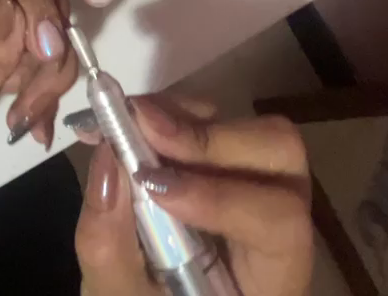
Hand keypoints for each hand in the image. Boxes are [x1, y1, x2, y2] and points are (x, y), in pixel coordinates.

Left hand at [0, 0, 28, 236]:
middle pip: (34, 17)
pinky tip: (32, 132)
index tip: (47, 58)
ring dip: (46, 85)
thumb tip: (24, 4)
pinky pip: (27, 79)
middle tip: (34, 108)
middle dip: (48, 58)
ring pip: (37, 50)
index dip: (41, 10)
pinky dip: (39, 102)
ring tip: (28, 125)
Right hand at [75, 96, 313, 295]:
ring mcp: (255, 182)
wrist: (146, 290)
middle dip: (206, 137)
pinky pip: (213, 117)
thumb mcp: (119, 293)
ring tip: (129, 123)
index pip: (280, 221)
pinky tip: (131, 125)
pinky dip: (171, 109)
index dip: (219, 196)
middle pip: (279, 154)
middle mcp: (279, 220)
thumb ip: (109, 242)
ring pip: (246, 127)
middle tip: (142, 126)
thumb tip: (107, 156)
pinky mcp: (224, 157)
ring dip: (184, 118)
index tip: (151, 186)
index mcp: (273, 275)